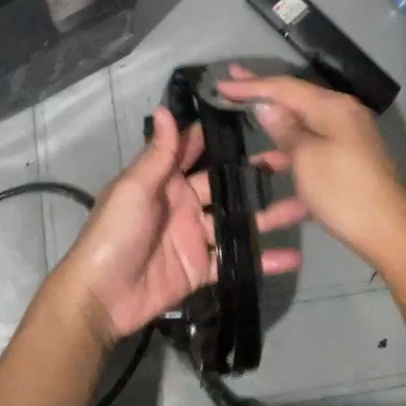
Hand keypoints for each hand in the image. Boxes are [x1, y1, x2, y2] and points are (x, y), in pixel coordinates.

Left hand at [48, 107, 306, 347]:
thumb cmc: (114, 234)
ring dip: (268, 215)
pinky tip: (293, 256)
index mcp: (164, 181)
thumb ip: (158, 155)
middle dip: (255, 175)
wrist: (101, 296)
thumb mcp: (134, 189)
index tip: (253, 119)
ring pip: (237, 222)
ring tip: (304, 206)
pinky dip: (263, 259)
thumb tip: (166, 109)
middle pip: (225, 186)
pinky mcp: (201, 270)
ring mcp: (194, 238)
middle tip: (292, 161)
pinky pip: (236, 261)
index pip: (195, 152)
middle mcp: (183, 204)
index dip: (221, 138)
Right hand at [214, 68, 405, 267]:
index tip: (223, 82)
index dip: (251, 84)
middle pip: (295, 107)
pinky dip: (292, 186)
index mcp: (333, 108)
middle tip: (230, 90)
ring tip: (242, 152)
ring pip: (302, 141)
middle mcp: (343, 120)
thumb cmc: (344, 191)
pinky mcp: (348, 172)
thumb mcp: (306, 158)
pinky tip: (266, 215)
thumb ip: (285, 129)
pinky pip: (313, 169)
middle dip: (263, 103)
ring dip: (274, 150)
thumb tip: (268, 107)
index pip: (285, 88)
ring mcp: (347, 146)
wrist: (391, 237)